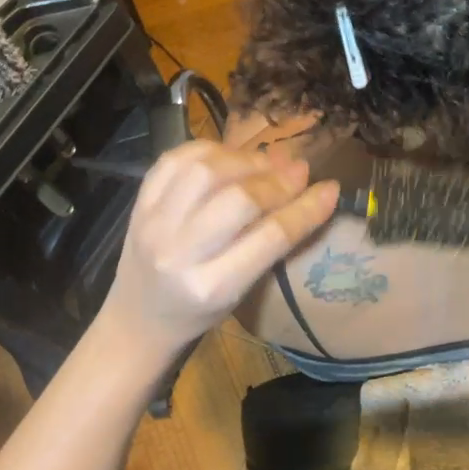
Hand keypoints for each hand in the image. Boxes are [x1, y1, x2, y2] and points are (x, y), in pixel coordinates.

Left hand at [103, 141, 338, 350]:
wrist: (138, 319)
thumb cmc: (201, 312)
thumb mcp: (242, 292)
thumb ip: (269, 244)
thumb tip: (305, 189)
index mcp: (213, 287)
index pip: (270, 237)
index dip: (306, 208)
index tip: (330, 189)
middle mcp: (179, 254)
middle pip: (238, 200)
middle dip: (277, 180)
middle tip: (299, 172)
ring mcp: (153, 225)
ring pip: (205, 171)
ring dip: (244, 159)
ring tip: (265, 164)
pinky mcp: (138, 204)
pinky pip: (175, 160)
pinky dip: (210, 150)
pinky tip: (230, 157)